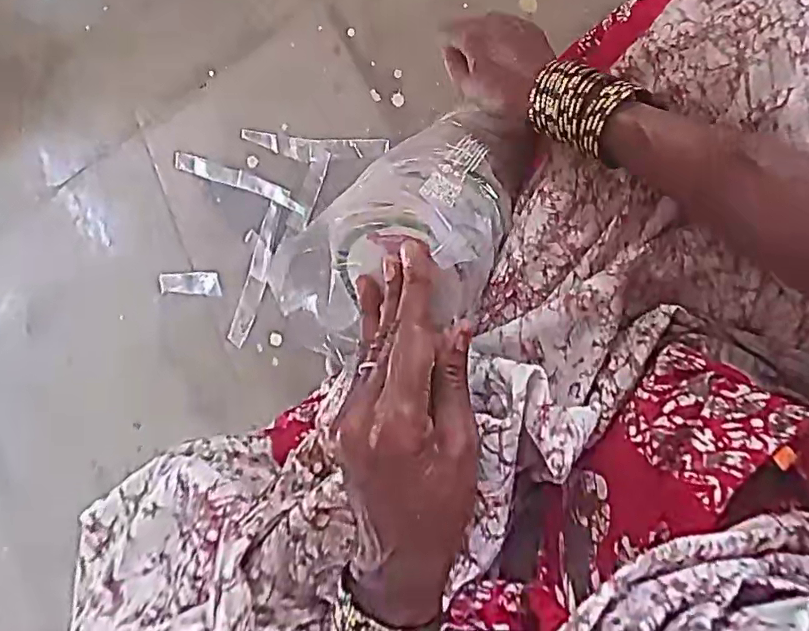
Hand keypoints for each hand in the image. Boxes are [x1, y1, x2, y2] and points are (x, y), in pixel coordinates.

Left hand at [334, 240, 478, 627]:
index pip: (411, 341)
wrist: (397, 562)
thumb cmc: (442, 508)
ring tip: (381, 266)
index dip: (416, 293)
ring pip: (371, 348)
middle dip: (398, 290)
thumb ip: (452, 383)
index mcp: (398, 420)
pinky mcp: (346, 421)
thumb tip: (456, 327)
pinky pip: (363, 367)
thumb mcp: (461, 447)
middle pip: (387, 338)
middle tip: (401, 247)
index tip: (417, 255)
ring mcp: (349, 417)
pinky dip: (369, 333)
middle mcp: (364, 413)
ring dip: (381, 305)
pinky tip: (367, 305)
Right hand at [442, 14, 555, 126]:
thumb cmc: (506, 93)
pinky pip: (512, 29)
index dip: (452, 51)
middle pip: (470, 25)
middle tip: (480, 66)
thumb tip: (451, 52)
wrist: (546, 91)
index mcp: (470, 34)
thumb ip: (454, 65)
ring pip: (492, 25)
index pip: (447, 33)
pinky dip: (509, 39)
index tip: (461, 65)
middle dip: (471, 42)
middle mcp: (490, 21)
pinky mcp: (531, 28)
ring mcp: (512, 22)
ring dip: (490, 38)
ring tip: (499, 61)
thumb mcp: (469, 88)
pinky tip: (514, 56)